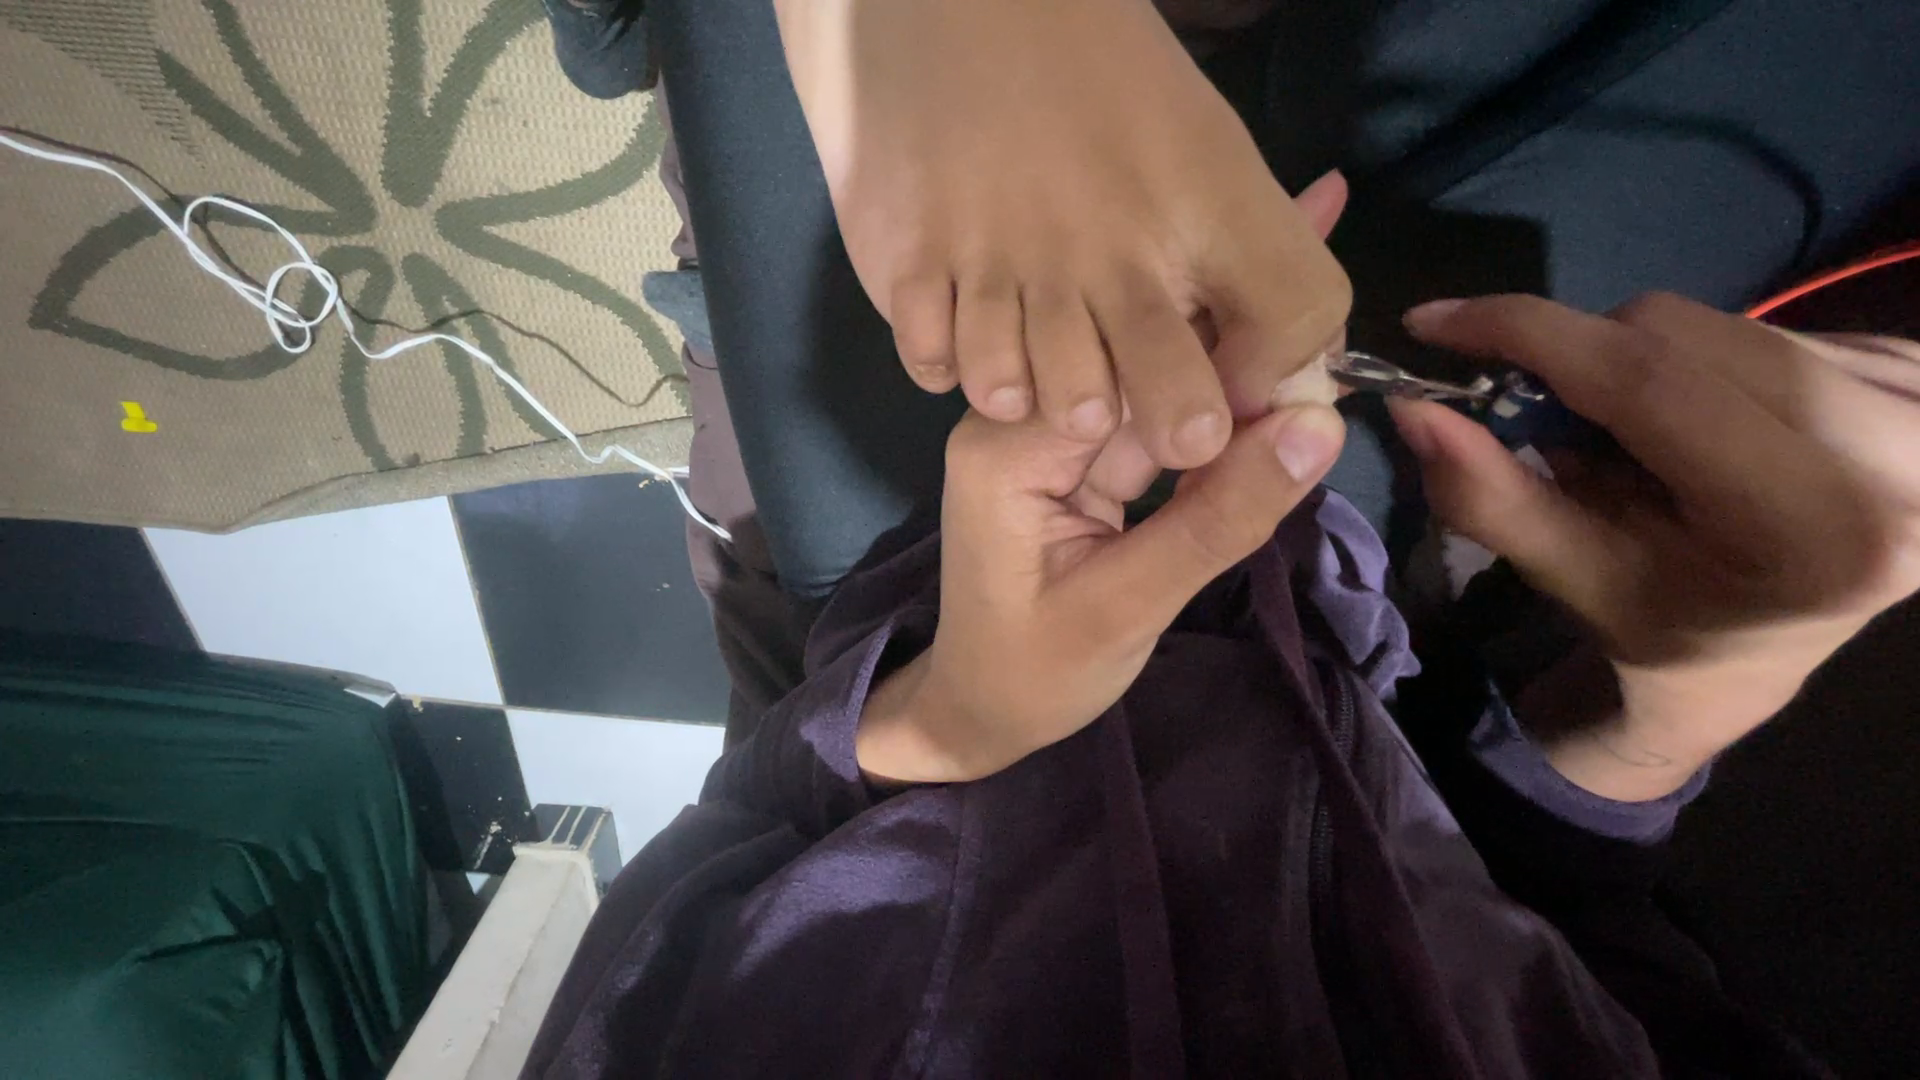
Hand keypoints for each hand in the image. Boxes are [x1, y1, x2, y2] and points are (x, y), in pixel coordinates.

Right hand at [774, 0, 1351, 466]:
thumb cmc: (1091, 78)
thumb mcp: (1200, 144)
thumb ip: (1243, 253)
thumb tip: (1273, 362)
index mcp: (1196, 201)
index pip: (1294, 317)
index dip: (1273, 372)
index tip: (1233, 372)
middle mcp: (1104, 248)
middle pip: (1171, 396)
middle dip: (1170, 422)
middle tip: (1134, 403)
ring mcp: (1001, 261)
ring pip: (1032, 398)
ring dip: (1031, 391)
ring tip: (1025, 361)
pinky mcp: (913, 266)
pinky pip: (936, 368)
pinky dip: (945, 362)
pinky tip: (956, 325)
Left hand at [856, 403, 1346, 784]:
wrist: (982, 708)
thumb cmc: (1036, 675)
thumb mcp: (1129, 606)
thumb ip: (1218, 518)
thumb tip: (1319, 423)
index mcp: (1004, 448)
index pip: (1124, 367)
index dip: (1222, 364)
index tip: (1312, 377)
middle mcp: (1015, 420)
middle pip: (1134, 371)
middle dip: (1226, 383)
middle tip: (1319, 394)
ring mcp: (1041, 439)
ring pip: (1147, 397)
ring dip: (1222, 410)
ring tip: (1303, 410)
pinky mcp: (1067, 462)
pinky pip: (1145, 433)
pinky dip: (1200, 445)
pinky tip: (1256, 441)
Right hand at [1390, 294, 1919, 798]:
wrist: (1772, 648)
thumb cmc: (1661, 628)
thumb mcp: (1566, 578)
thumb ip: (1487, 497)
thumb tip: (1412, 406)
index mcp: (1813, 519)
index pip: (1650, 382)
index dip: (1527, 335)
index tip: (1431, 321)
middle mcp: (1905, 441)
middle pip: (1674, 335)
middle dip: (1569, 360)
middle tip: (1528, 419)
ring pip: (1707, 322)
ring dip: (1622, 366)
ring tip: (1617, 442)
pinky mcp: (1916, 362)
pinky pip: (1746, 325)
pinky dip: (1677, 365)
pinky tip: (1682, 428)